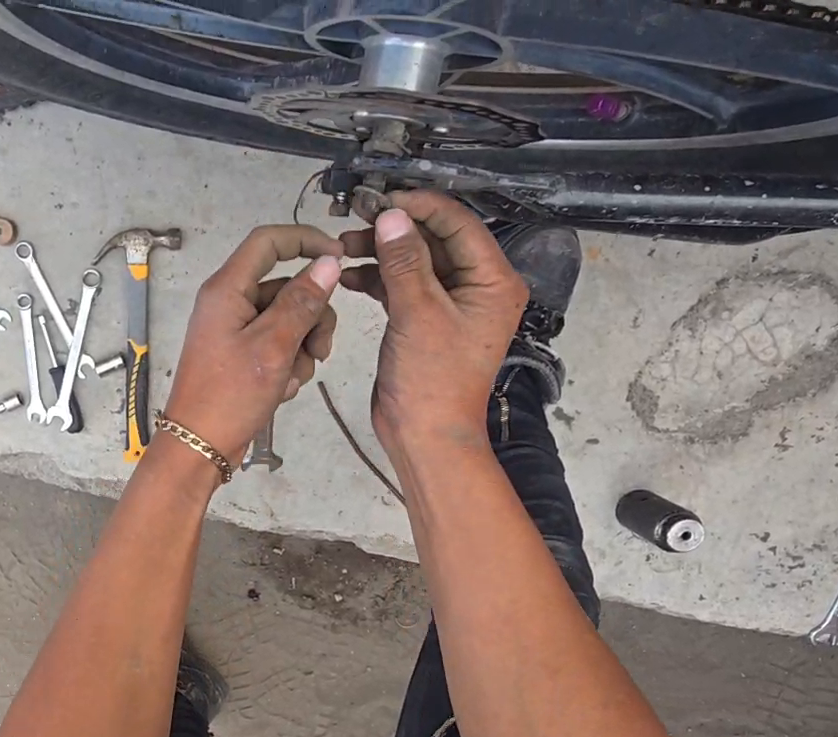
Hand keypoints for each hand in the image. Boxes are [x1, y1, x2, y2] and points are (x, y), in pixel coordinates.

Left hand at [160, 225, 342, 466]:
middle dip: (312, 315)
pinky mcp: (242, 356)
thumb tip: (329, 262)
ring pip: (287, 319)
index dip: (306, 241)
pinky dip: (288, 364)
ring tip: (295, 377)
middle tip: (321, 349)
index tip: (340, 257)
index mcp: (227, 290)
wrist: (199, 446)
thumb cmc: (230, 395)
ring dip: (302, 346)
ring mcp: (235, 331)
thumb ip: (302, 302)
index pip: (268, 241)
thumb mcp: (273, 346)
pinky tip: (283, 389)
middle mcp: (229, 303)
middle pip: (286, 286)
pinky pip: (277, 345)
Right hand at [338, 191, 527, 455]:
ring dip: (381, 254)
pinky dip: (378, 280)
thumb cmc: (432, 380)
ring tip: (344, 248)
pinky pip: (403, 288)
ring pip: (415, 263)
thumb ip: (404, 261)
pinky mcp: (424, 322)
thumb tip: (390, 215)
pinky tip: (349, 276)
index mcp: (492, 280)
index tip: (381, 200)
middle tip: (355, 219)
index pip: (458, 225)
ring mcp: (449, 305)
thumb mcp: (418, 314)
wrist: (425, 435)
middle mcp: (476, 287)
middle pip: (435, 241)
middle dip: (395, 230)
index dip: (419, 207)